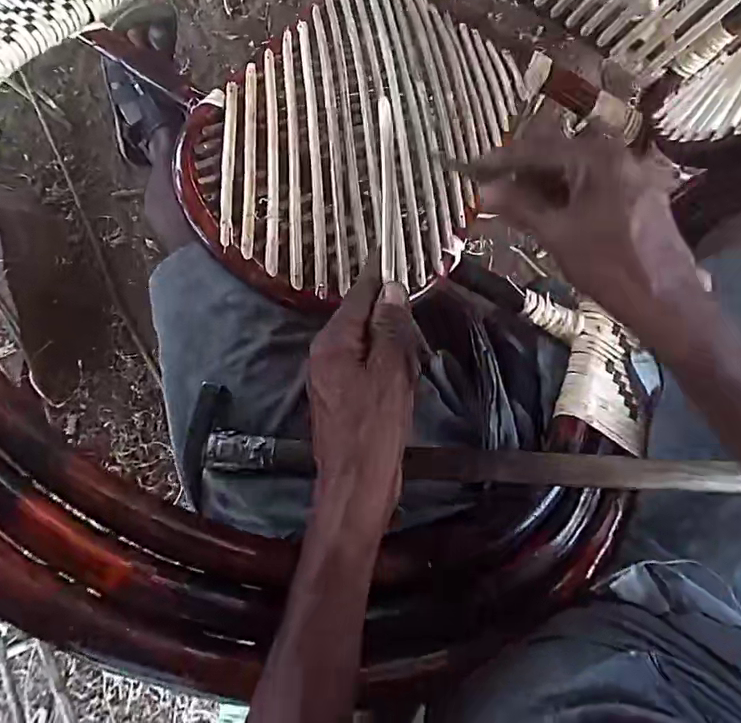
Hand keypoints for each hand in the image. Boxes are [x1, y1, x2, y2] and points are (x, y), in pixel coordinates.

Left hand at [305, 274, 423, 521]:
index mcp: (332, 342)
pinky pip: (363, 364)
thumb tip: (390, 290)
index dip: (377, 276)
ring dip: (389, 341)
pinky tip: (403, 373)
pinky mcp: (339, 394)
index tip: (390, 253)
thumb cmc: (375, 430)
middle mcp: (324, 353)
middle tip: (416, 309)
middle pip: (360, 318)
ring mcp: (329, 374)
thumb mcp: (390, 374)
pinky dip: (384, 362)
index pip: (357, 297)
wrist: (355, 486)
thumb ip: (389, 330)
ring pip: (363, 342)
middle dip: (388, 314)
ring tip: (414, 346)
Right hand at [468, 129, 706, 341]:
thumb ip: (517, 206)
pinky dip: (561, 195)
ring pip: (572, 171)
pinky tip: (539, 212)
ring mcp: (630, 177)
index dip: (500, 160)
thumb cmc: (609, 266)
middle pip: (556, 155)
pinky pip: (588, 185)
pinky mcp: (636, 197)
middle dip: (520, 172)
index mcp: (598, 159)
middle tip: (488, 187)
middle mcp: (618, 158)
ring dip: (539, 185)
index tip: (471, 169)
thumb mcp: (555, 234)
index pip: (537, 150)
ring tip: (508, 203)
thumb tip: (482, 191)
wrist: (668, 304)